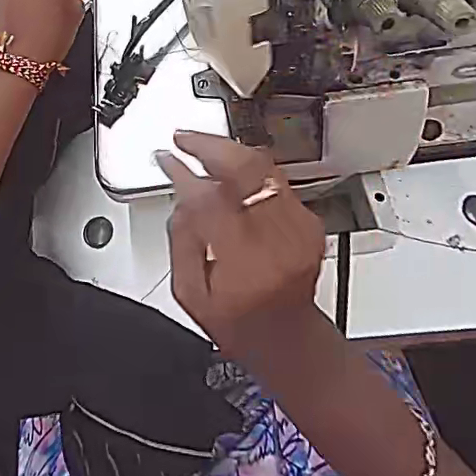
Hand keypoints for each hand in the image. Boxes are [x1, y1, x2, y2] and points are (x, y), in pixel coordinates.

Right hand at [156, 131, 326, 357]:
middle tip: (184, 139)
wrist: (288, 336)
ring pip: (264, 168)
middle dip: (210, 146)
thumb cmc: (242, 324)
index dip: (185, 173)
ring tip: (201, 146)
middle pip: (247, 171)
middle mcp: (280, 242)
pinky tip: (226, 167)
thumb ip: (183, 240)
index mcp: (247, 266)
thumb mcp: (192, 294)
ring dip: (229, 151)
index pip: (212, 201)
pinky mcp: (309, 221)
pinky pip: (275, 180)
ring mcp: (300, 228)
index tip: (167, 160)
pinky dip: (247, 168)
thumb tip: (181, 194)